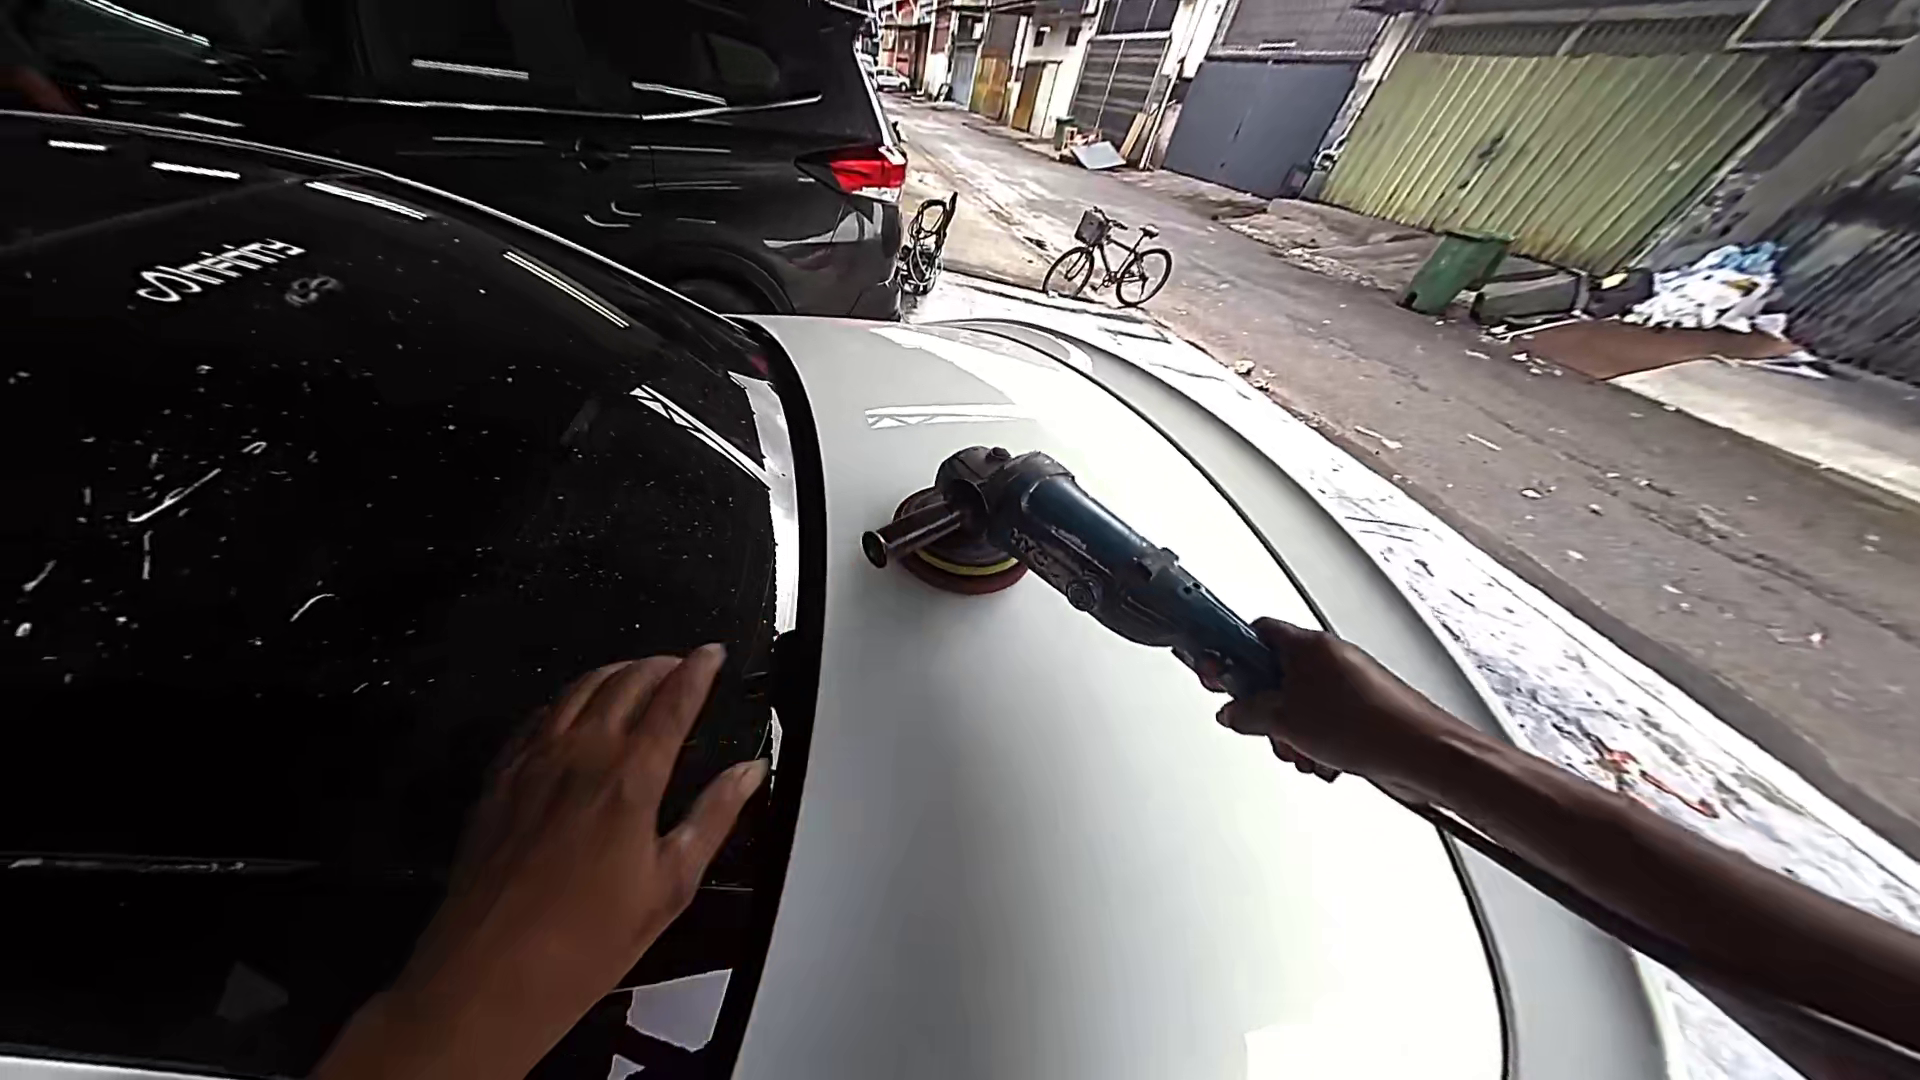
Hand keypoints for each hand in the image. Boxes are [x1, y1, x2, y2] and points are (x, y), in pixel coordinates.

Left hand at [315, 646, 766, 1079]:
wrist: (480, 987)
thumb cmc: (588, 940)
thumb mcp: (671, 883)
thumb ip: (715, 814)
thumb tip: (751, 770)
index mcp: (631, 778)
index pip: (674, 700)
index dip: (699, 668)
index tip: (713, 652)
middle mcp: (582, 757)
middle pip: (627, 681)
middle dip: (662, 663)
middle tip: (682, 663)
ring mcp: (535, 764)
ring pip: (580, 689)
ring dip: (617, 670)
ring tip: (639, 672)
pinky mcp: (500, 781)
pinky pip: (537, 717)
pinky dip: (569, 698)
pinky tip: (578, 707)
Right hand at [1216, 619, 1473, 798]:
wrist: (1427, 757)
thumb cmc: (1369, 726)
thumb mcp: (1283, 720)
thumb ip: (1245, 712)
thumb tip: (1232, 712)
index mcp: (1306, 644)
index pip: (1252, 631)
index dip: (1228, 649)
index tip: (1214, 666)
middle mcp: (1327, 656)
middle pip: (1272, 670)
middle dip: (1261, 702)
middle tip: (1258, 720)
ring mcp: (1347, 681)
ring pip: (1296, 698)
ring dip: (1287, 726)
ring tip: (1297, 747)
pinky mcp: (1363, 706)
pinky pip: (1322, 715)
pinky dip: (1314, 736)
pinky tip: (1320, 757)